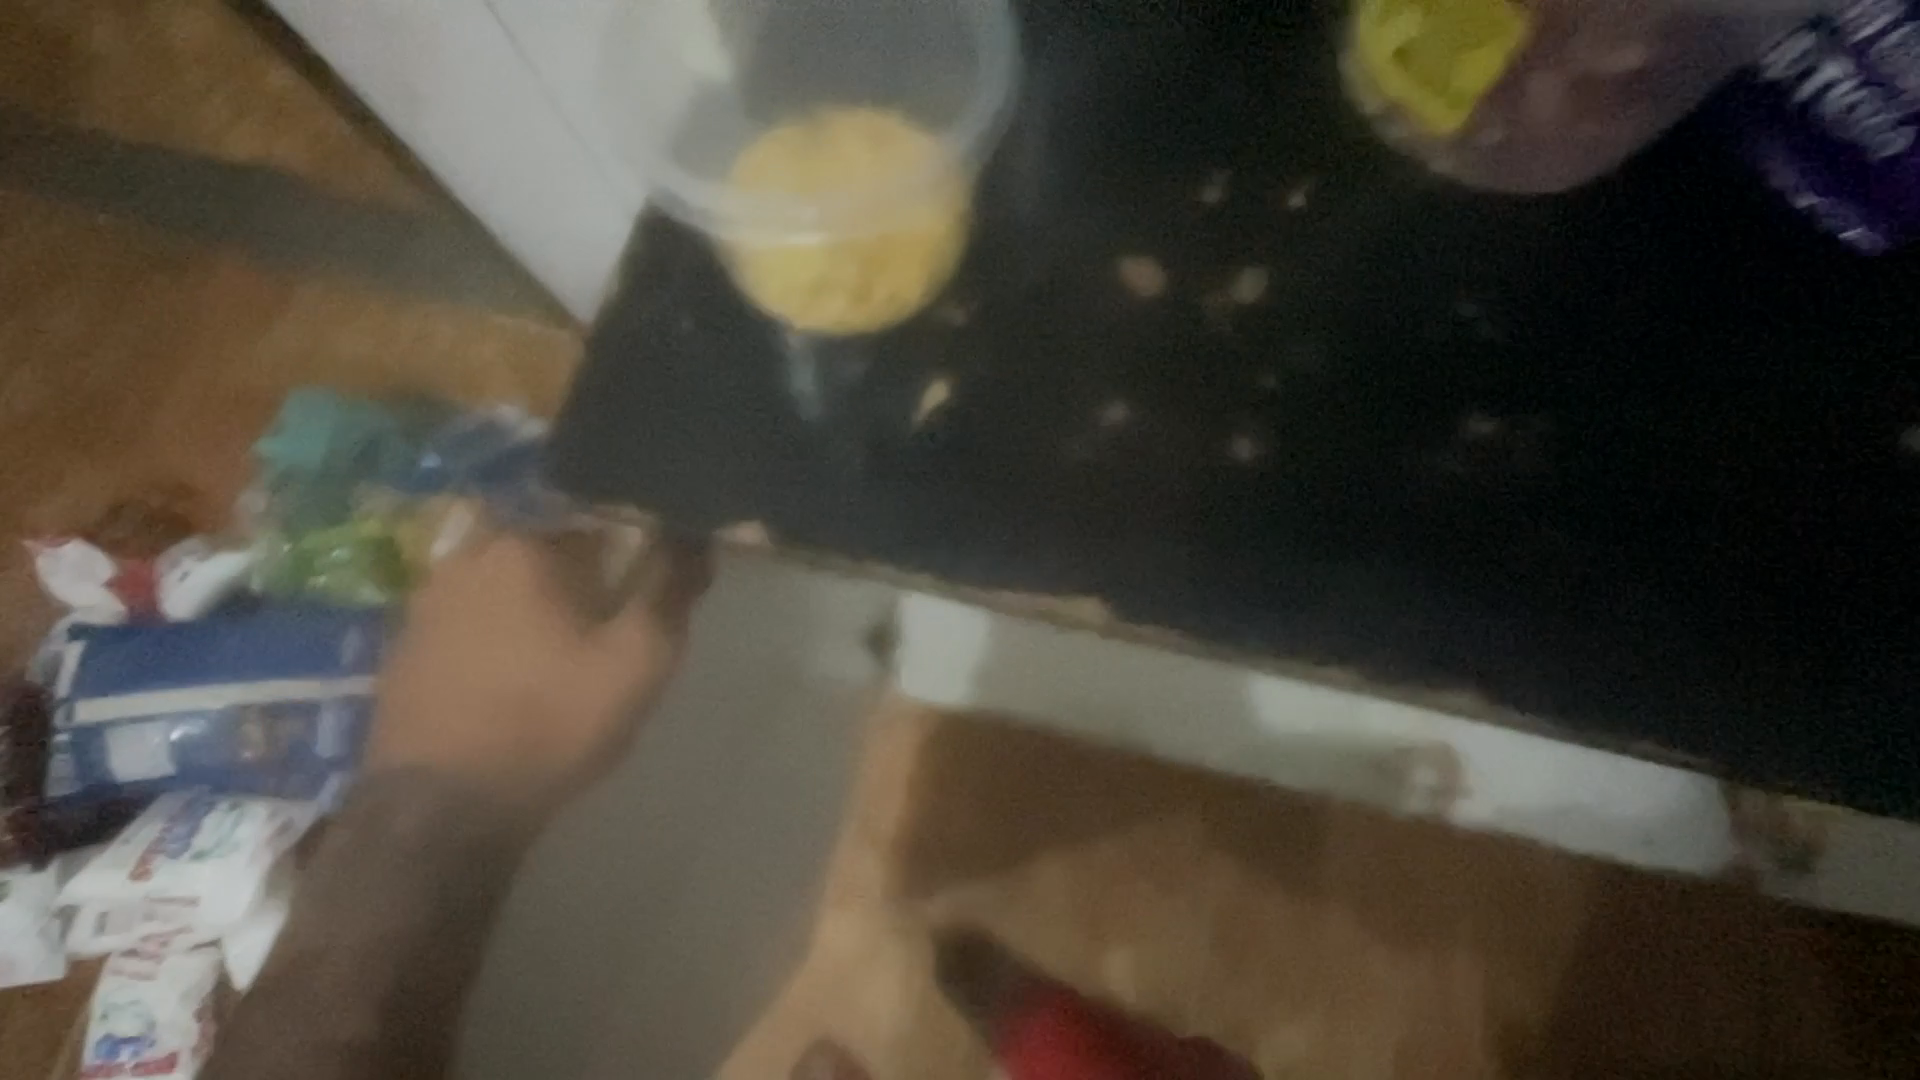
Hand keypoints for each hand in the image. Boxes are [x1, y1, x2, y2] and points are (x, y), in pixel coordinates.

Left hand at [370, 528, 709, 815]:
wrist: (442, 811)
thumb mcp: (640, 657)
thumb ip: (672, 587)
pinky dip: (503, 638)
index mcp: (527, 544)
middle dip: (587, 588)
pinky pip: (476, 621)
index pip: (605, 529)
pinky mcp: (404, 644)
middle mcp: (469, 555)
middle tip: (607, 645)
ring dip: (543, 612)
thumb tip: (698, 534)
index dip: (635, 569)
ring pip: (513, 589)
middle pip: (555, 557)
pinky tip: (516, 684)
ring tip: (563, 668)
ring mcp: (426, 600)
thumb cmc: (554, 720)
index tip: (643, 612)